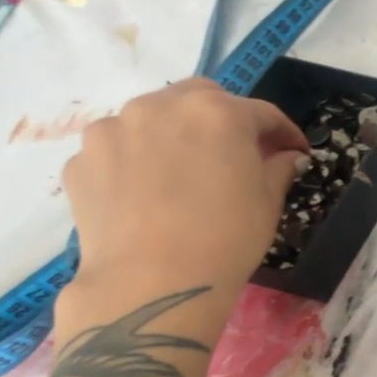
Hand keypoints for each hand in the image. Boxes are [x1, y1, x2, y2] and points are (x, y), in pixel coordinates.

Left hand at [62, 79, 307, 302]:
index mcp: (217, 114)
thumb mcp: (269, 202)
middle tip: (240, 151)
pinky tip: (153, 191)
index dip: (284, 132)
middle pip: (201, 98)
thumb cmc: (228, 237)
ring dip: (178, 133)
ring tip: (188, 169)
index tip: (295, 151)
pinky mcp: (82, 156)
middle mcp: (160, 106)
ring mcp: (113, 128)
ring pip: (154, 117)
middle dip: (226, 117)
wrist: (152, 278)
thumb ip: (278, 167)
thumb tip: (284, 156)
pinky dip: (141, 159)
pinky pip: (121, 147)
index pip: (262, 112)